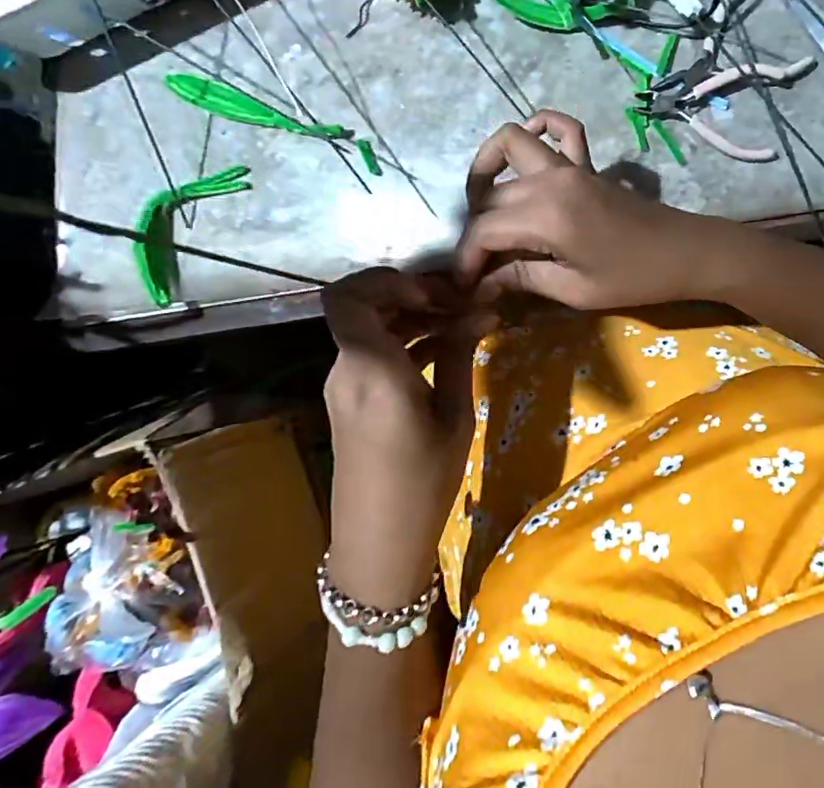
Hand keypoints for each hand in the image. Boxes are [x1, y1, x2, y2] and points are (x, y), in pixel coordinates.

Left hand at [320, 268, 491, 603]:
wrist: (379, 541)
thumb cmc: (423, 480)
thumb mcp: (454, 414)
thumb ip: (458, 355)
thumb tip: (479, 312)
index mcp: (369, 367)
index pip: (348, 295)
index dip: (389, 281)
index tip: (436, 294)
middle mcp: (346, 368)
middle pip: (364, 307)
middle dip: (413, 296)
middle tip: (462, 303)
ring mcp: (344, 385)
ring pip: (370, 329)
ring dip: (413, 318)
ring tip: (464, 323)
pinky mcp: (351, 401)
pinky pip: (373, 354)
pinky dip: (405, 342)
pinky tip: (446, 348)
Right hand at [454, 112, 750, 308]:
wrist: (684, 253)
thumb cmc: (633, 279)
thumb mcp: (574, 290)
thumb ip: (522, 278)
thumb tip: (480, 284)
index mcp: (546, 216)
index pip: (484, 230)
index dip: (466, 258)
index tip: (465, 284)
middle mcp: (551, 179)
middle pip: (492, 195)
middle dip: (476, 228)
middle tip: (480, 262)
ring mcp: (571, 165)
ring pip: (511, 145)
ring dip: (489, 169)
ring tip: (485, 205)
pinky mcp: (588, 164)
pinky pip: (562, 127)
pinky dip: (539, 127)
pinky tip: (528, 150)